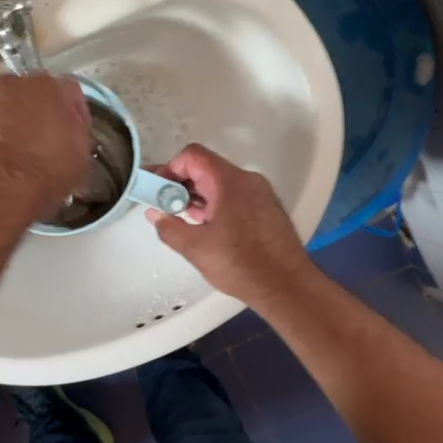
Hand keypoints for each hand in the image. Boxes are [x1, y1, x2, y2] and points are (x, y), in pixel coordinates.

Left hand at [0, 73, 92, 228]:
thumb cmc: (36, 184)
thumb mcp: (77, 164)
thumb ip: (75, 134)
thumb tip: (67, 126)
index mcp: (50, 90)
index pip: (65, 91)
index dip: (67, 113)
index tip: (64, 135)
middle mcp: (11, 83)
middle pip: (24, 93)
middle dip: (27, 114)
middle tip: (27, 146)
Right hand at [145, 144, 316, 305]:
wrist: (287, 286)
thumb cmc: (240, 264)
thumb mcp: (195, 248)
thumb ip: (169, 227)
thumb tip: (155, 213)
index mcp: (230, 181)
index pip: (192, 156)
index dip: (169, 169)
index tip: (156, 192)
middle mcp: (248, 180)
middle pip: (206, 168)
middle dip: (180, 185)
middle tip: (162, 207)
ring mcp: (260, 194)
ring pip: (220, 185)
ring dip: (196, 197)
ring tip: (180, 221)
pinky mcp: (266, 210)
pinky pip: (234, 198)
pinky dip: (214, 206)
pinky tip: (205, 229)